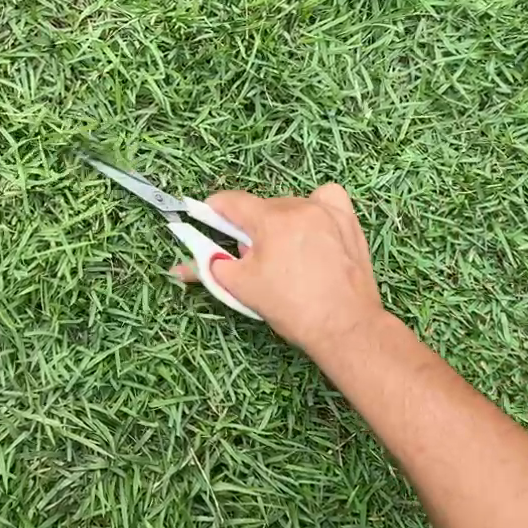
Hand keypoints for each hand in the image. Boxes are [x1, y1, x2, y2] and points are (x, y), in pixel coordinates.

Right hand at [176, 184, 391, 354]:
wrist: (346, 327)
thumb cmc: (291, 308)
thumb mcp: (241, 287)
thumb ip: (209, 267)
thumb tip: (178, 267)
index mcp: (270, 220)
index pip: (231, 201)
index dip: (212, 209)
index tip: (204, 218)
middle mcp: (299, 207)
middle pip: (260, 207)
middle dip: (249, 228)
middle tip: (251, 259)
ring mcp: (327, 212)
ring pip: (288, 207)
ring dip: (278, 223)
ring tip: (284, 253)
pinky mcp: (348, 222)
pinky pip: (325, 200)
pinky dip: (313, 209)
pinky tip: (311, 229)